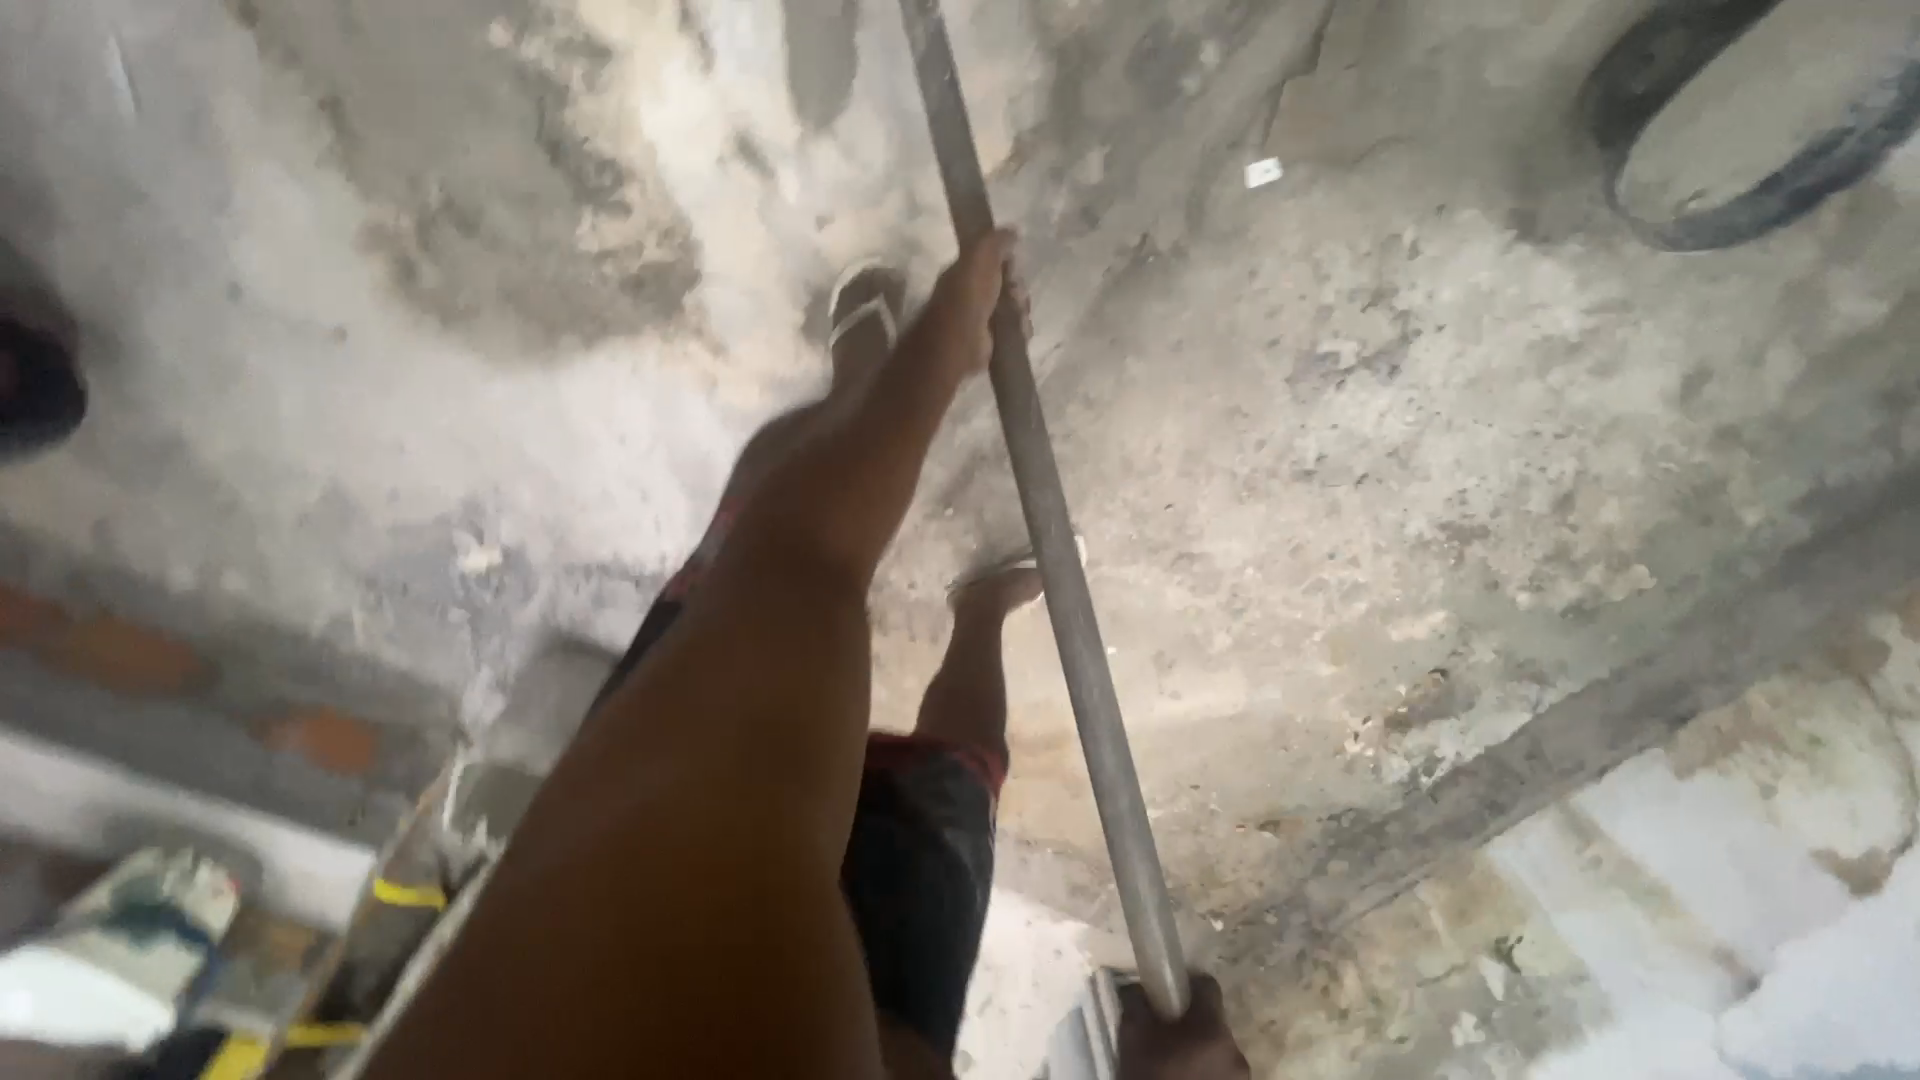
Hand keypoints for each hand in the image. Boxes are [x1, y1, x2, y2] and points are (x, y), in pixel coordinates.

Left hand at [917, 228, 1020, 378]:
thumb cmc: (967, 298)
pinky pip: (1014, 331)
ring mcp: (980, 320)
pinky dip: (1019, 331)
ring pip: (1013, 309)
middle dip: (1017, 289)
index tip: (1014, 265)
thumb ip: (995, 242)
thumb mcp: (980, 258)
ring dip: (1020, 312)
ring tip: (1017, 318)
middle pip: (1006, 286)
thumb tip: (1012, 231)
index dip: (1007, 261)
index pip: (991, 261)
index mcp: (962, 273)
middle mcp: (970, 295)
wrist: (961, 344)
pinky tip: (1018, 332)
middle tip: (1015, 295)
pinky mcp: (991, 342)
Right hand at [1116, 975, 1251, 1079]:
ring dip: (1201, 1052)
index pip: (1208, 986)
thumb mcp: (1133, 1035)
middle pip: (1215, 1022)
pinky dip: (1207, 1073)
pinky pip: (1223, 1074)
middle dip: (1193, 1025)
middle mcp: (1236, 1052)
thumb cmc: (1149, 1077)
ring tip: (1176, 1065)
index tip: (1169, 994)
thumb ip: (1136, 1001)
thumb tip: (1138, 987)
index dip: (1187, 984)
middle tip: (1167, 1035)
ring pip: (1220, 1051)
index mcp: (1213, 1030)